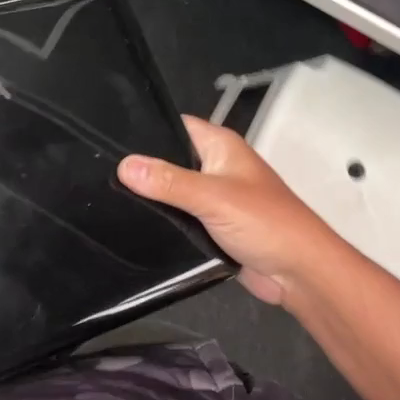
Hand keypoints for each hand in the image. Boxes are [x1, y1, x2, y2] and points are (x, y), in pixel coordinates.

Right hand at [119, 116, 347, 305]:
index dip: (146, 131)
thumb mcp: (212, 197)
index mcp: (221, 146)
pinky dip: (165, 222)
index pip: (176, 126)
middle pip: (171, 160)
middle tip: (100, 174)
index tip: (108, 140)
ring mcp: (215, 198)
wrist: (300, 273)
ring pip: (174, 192)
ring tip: (106, 198)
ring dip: (152, 199)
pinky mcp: (213, 227)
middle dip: (143, 169)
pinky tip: (134, 225)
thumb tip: (124, 165)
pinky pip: (181, 218)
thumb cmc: (264, 222)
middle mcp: (216, 166)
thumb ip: (169, 182)